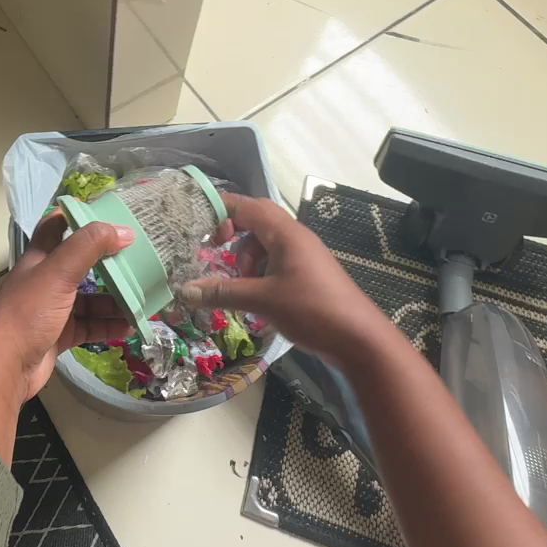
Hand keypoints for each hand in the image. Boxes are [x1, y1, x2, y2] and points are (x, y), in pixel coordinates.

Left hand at [0, 213, 131, 461]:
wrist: (4, 366)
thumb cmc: (29, 311)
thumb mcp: (59, 271)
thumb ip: (89, 246)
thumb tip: (124, 231)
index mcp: (40, 257)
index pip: (55, 226)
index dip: (76, 217)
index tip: (105, 214)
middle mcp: (45, 280)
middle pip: (80, 265)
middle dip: (107, 263)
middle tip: (137, 261)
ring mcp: (52, 309)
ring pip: (88, 299)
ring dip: (114, 299)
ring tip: (142, 299)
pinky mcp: (59, 335)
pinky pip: (89, 326)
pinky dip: (108, 325)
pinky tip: (129, 326)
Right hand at [177, 192, 384, 360]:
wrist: (361, 341)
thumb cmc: (312, 310)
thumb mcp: (263, 301)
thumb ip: (223, 292)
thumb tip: (185, 291)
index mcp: (285, 233)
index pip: (246, 205)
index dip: (220, 211)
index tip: (200, 231)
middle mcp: (295, 236)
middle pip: (256, 220)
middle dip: (232, 234)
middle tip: (216, 251)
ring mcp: (304, 255)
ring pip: (265, 243)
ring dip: (247, 259)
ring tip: (241, 286)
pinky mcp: (308, 274)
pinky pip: (276, 261)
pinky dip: (261, 273)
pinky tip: (258, 299)